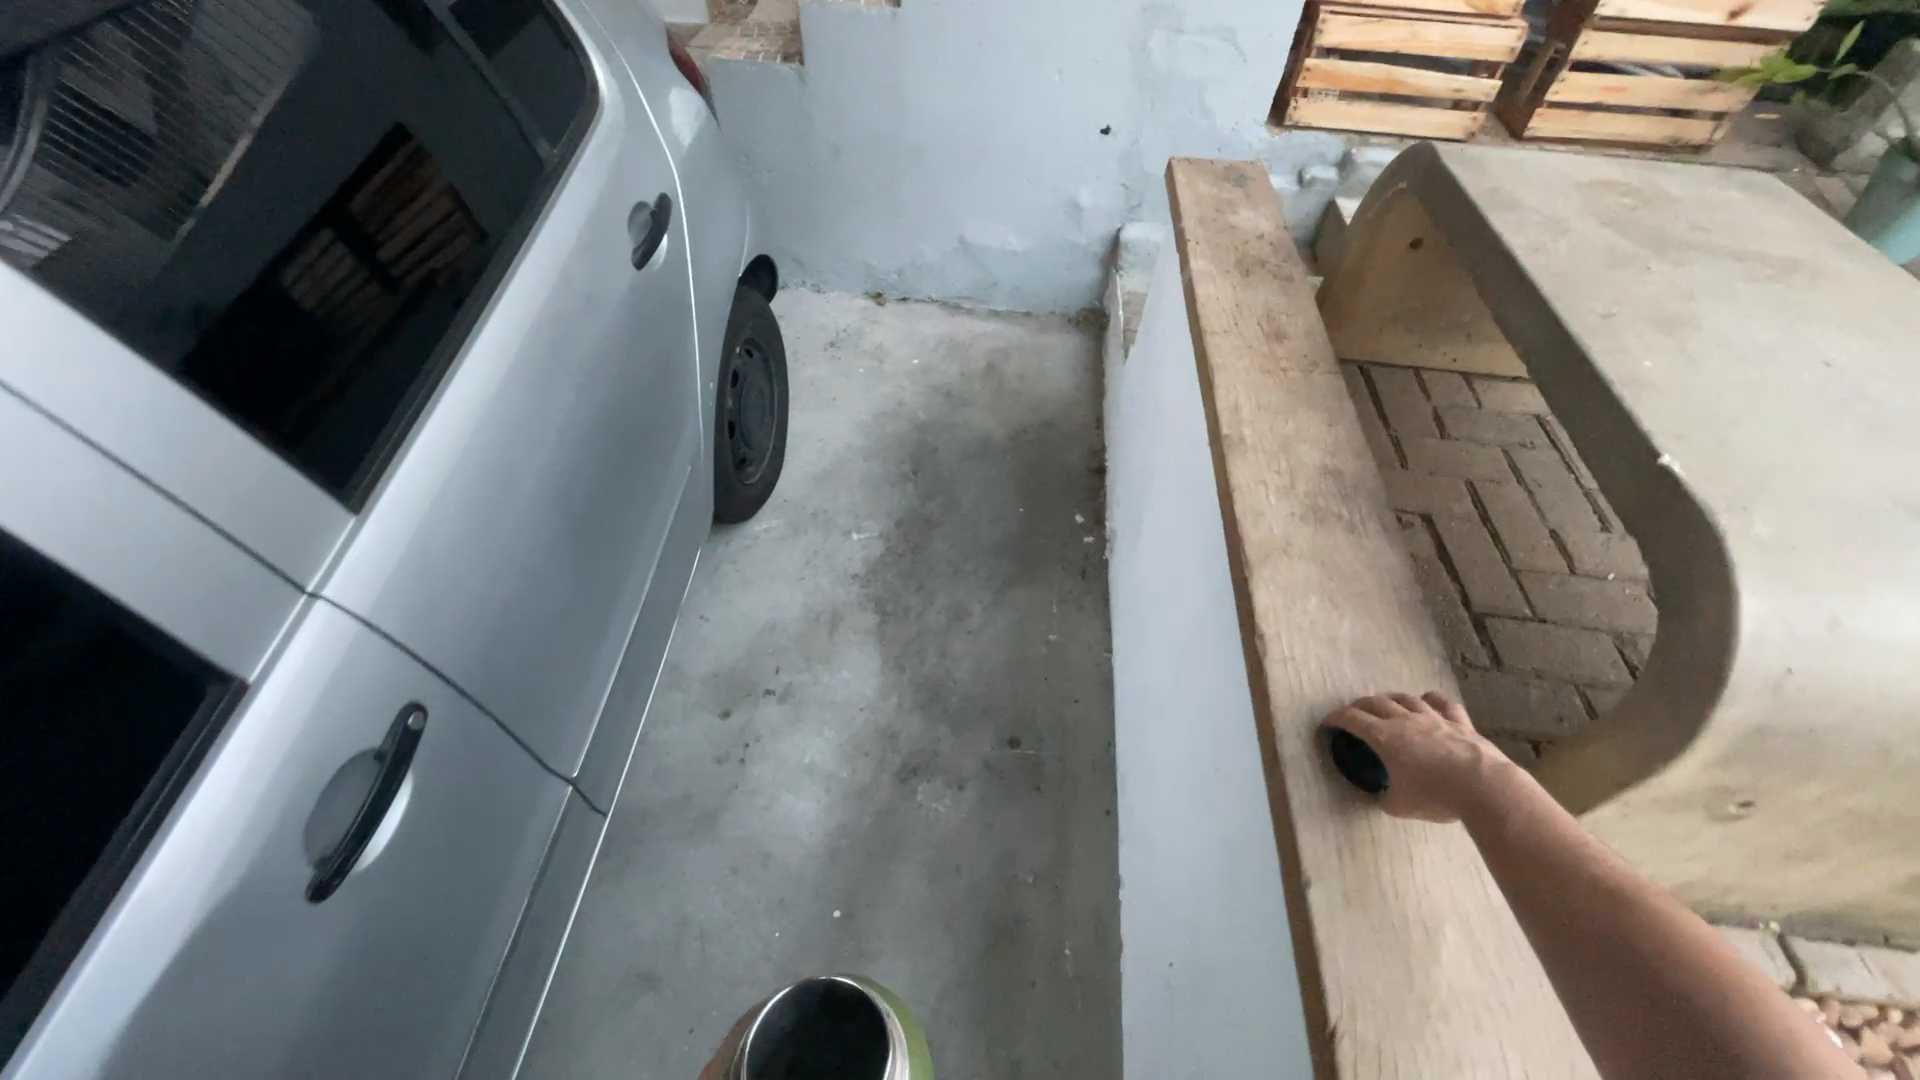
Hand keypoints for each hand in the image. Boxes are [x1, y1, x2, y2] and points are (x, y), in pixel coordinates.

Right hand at [1323, 692, 1518, 822]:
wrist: (1484, 788)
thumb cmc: (1435, 795)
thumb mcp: (1400, 806)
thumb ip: (1386, 798)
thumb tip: (1383, 796)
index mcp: (1384, 737)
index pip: (1351, 719)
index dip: (1335, 718)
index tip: (1327, 723)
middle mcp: (1405, 720)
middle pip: (1375, 702)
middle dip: (1359, 705)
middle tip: (1353, 714)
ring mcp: (1434, 718)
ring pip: (1406, 698)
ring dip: (1390, 698)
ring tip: (1385, 703)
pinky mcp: (1459, 723)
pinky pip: (1442, 703)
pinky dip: (1430, 699)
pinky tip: (1427, 700)